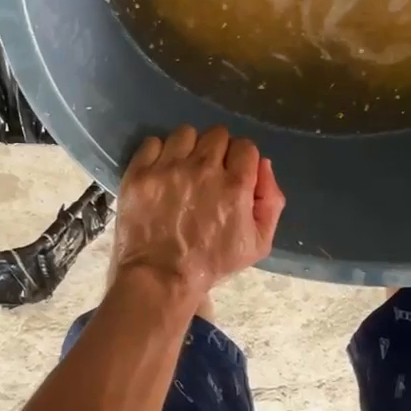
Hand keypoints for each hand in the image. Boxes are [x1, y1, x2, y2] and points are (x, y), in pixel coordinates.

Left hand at [112, 126, 284, 310]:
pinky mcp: (140, 173)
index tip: (232, 173)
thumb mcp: (257, 244)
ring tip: (182, 168)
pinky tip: (160, 171)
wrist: (159, 277)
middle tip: (208, 172)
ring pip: (185, 133)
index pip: (246, 146)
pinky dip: (158, 153)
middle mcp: (203, 169)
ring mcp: (168, 168)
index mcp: (235, 185)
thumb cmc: (211, 263)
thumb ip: (270, 202)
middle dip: (217, 150)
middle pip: (217, 134)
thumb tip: (263, 165)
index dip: (241, 159)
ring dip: (188, 147)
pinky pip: (153, 142)